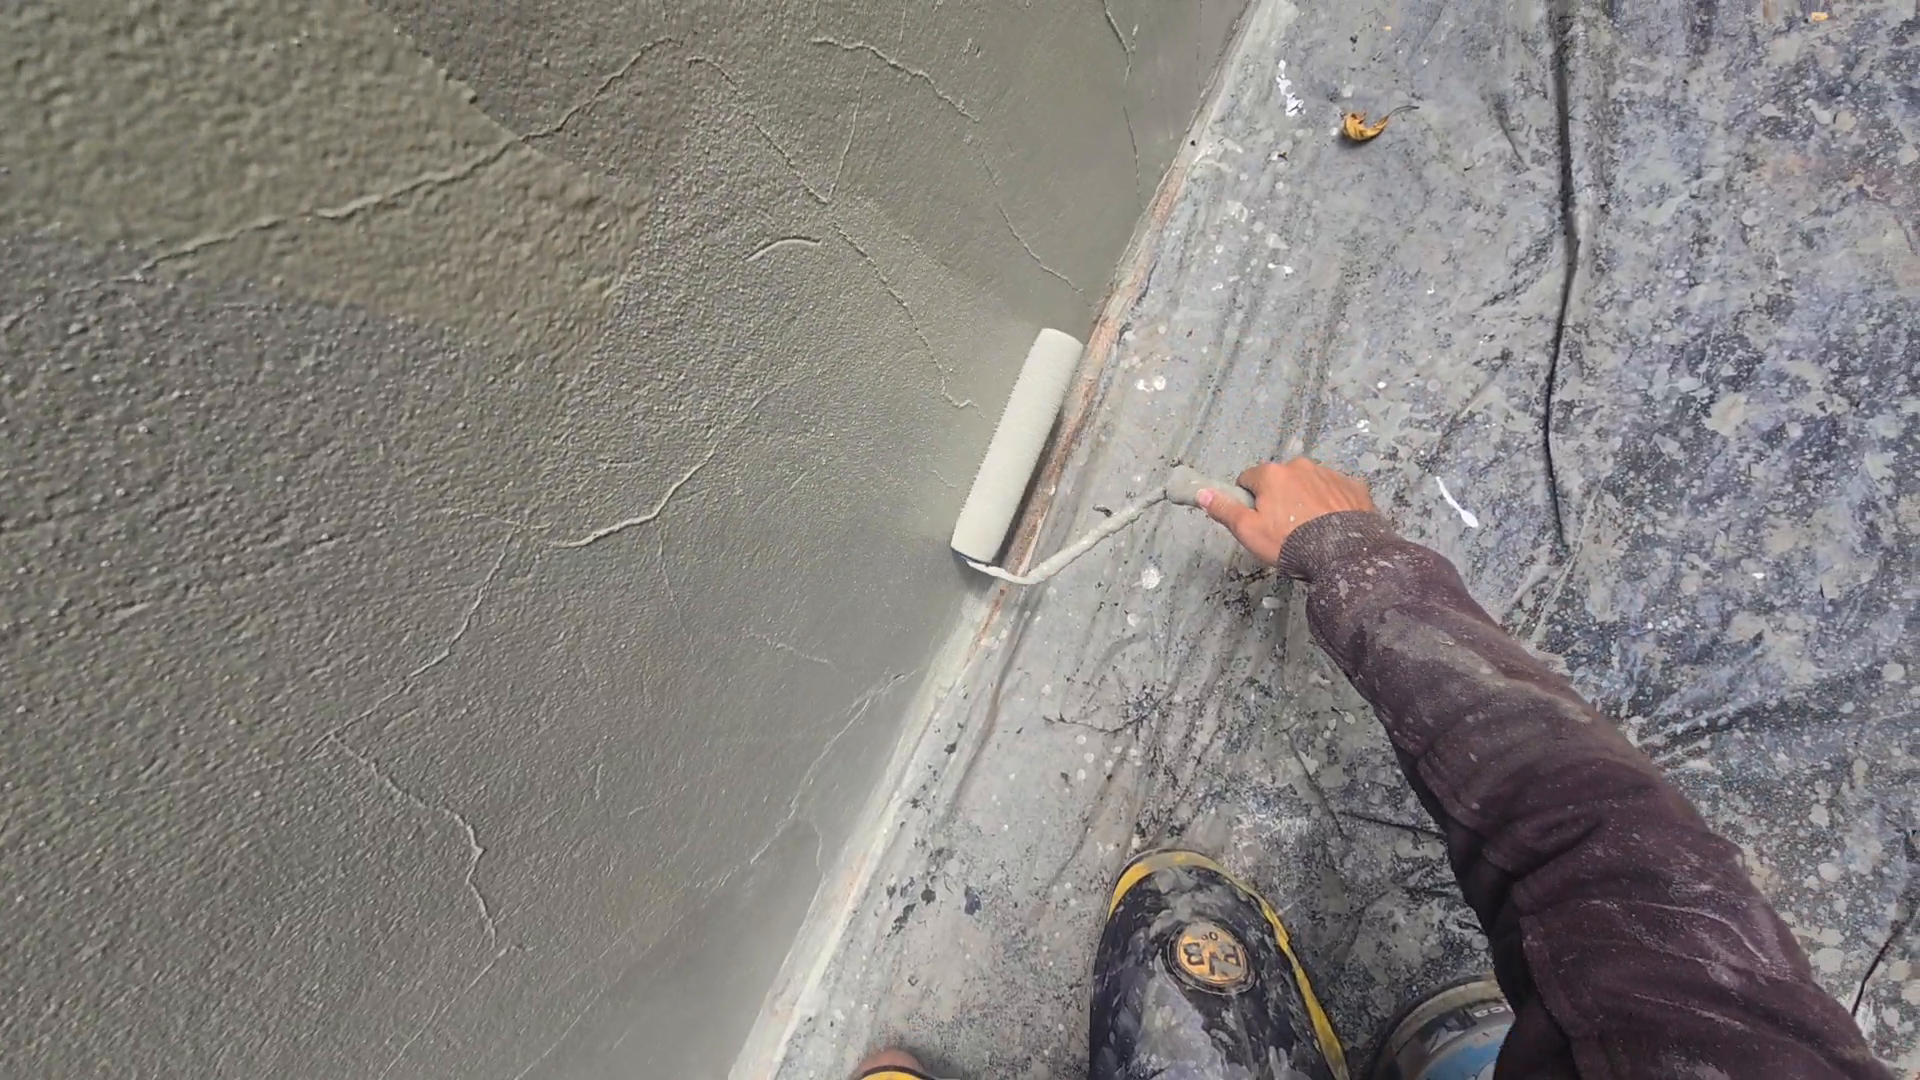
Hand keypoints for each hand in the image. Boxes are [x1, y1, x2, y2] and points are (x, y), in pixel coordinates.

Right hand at [1198, 458, 1375, 565]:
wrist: (1344, 554)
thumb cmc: (1289, 542)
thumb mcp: (1247, 531)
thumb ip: (1224, 509)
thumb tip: (1202, 493)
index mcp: (1272, 474)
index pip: (1248, 480)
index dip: (1249, 501)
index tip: (1257, 520)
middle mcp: (1301, 466)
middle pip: (1280, 480)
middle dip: (1279, 498)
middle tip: (1283, 528)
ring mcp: (1330, 475)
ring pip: (1308, 484)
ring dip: (1304, 500)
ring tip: (1310, 529)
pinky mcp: (1355, 487)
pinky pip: (1335, 491)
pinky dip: (1331, 504)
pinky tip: (1331, 525)